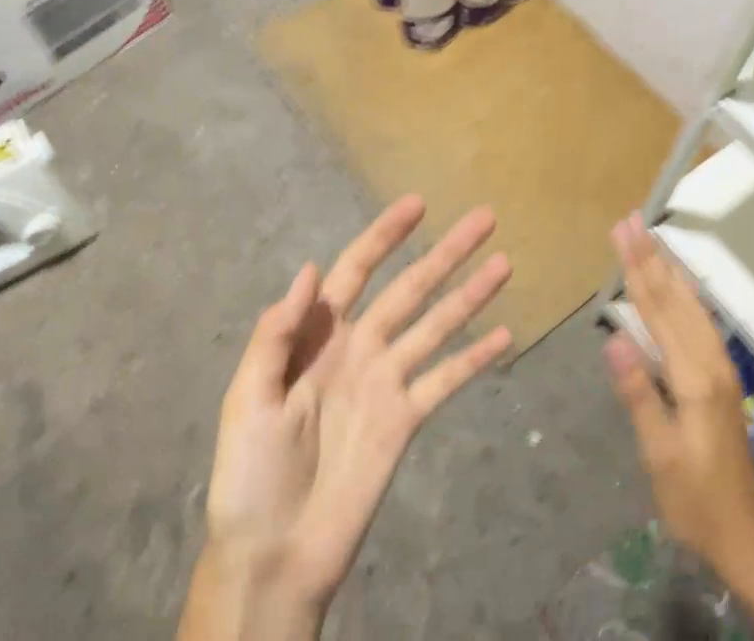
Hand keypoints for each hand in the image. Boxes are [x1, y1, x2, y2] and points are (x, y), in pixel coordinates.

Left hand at [180, 196, 514, 640]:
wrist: (275, 550)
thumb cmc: (250, 473)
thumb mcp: (249, 398)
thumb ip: (277, 335)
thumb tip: (308, 269)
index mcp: (317, 337)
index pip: (356, 271)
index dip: (384, 236)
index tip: (417, 204)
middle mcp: (359, 348)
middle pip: (409, 289)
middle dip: (445, 253)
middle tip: (484, 218)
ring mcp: (386, 383)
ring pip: (436, 326)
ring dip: (470, 296)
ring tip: (505, 264)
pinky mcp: (407, 420)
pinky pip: (445, 380)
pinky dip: (474, 359)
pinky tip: (505, 334)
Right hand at [604, 215, 753, 640]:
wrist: (745, 533)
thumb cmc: (695, 498)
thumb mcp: (659, 452)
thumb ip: (639, 392)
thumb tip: (613, 337)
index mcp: (693, 378)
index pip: (658, 311)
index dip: (637, 269)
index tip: (621, 231)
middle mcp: (711, 364)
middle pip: (677, 300)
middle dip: (652, 258)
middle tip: (630, 221)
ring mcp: (720, 371)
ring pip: (692, 308)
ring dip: (669, 272)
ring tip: (650, 241)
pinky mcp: (720, 382)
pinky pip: (700, 324)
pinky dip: (684, 297)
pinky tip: (678, 289)